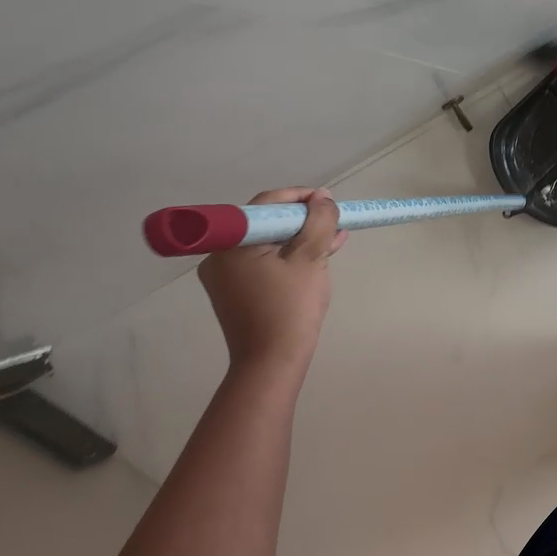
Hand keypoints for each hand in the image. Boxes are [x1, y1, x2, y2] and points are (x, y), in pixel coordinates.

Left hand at [197, 187, 346, 375]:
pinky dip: (291, 254)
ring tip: (336, 236)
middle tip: (334, 220)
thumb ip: (318, 221)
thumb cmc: (290, 306)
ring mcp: (227, 276)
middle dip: (304, 219)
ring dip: (302, 236)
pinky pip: (266, 260)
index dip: (300, 197)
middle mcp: (221, 256)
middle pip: (267, 223)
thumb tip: (322, 198)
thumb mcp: (311, 257)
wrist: (272, 358)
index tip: (329, 201)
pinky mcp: (237, 290)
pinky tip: (321, 253)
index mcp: (232, 246)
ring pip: (270, 242)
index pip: (266, 204)